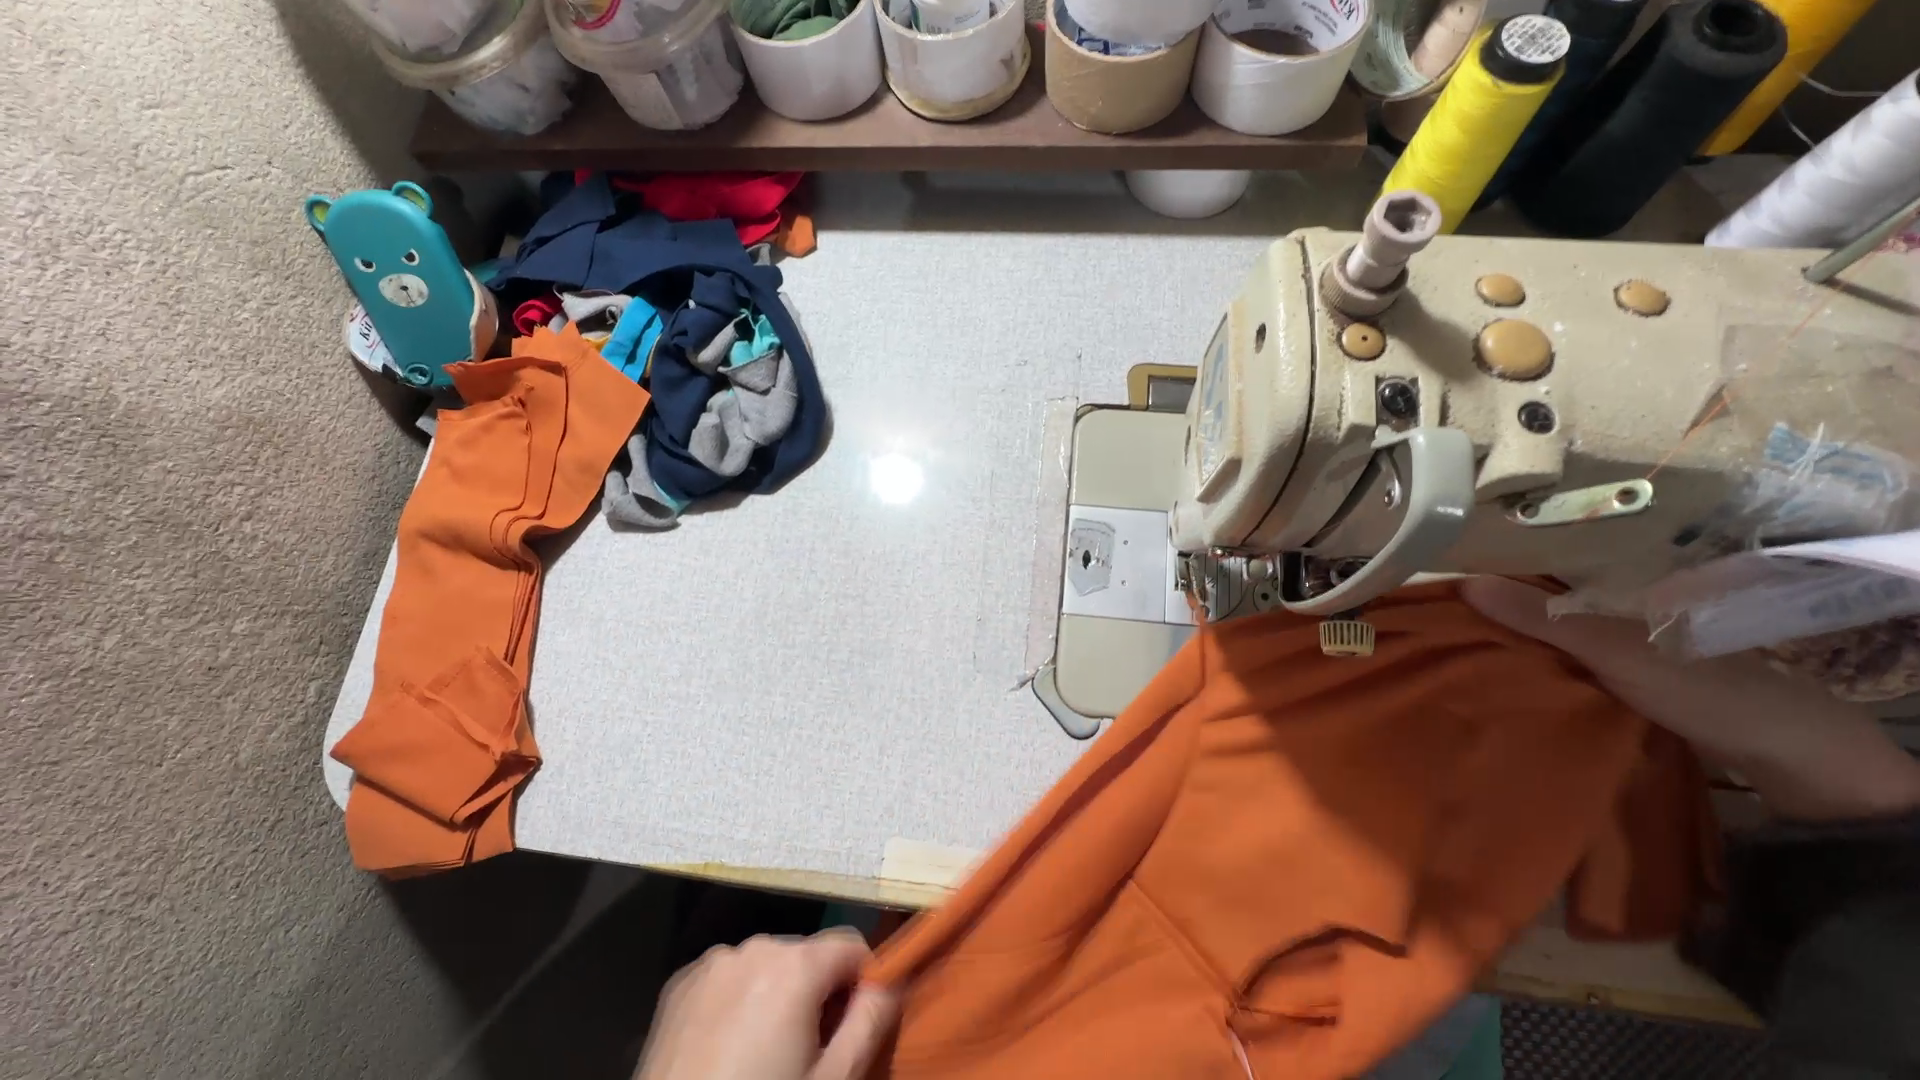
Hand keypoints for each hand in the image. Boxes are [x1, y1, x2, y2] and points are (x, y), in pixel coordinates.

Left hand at [635, 929, 899, 1079]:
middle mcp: (753, 947)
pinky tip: (730, 1049)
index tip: (856, 1027)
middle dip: (819, 993)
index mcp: (795, 963)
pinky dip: (742, 1001)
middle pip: (809, 956)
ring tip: (768, 1055)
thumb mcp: (834, 1078)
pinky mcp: (679, 985)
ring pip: (768, 967)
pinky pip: (731, 979)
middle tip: (812, 1052)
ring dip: (780, 996)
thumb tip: (892, 980)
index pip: (853, 946)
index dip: (865, 983)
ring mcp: (711, 964)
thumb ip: (873, 1019)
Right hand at [1462, 577, 1919, 822]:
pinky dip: (1524, 672)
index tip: (1431, 584)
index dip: (1484, 574)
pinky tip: (1493, 681)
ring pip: (1538, 640)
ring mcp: (1607, 652)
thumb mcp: (1610, 647)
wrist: (1778, 751)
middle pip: (1528, 607)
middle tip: (1423, 620)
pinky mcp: (1609, 686)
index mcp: (1606, 590)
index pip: (1531, 571)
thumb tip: (1464, 582)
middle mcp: (1603, 613)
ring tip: (1442, 648)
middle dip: (1482, 612)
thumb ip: (1542, 617)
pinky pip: (1552, 670)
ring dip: (1499, 645)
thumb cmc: (1697, 684)